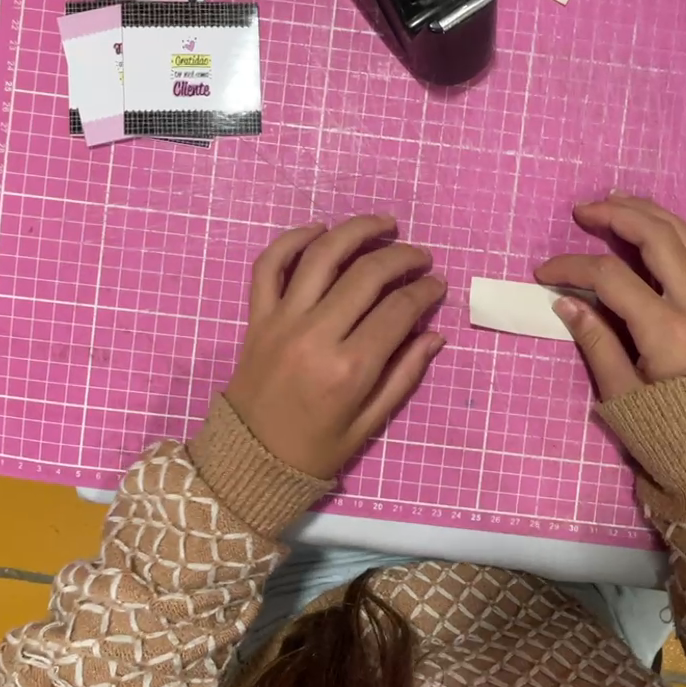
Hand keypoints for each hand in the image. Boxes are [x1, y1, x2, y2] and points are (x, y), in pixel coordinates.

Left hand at [224, 215, 447, 477]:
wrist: (248, 462)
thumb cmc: (315, 450)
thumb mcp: (369, 425)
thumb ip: (404, 376)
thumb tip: (434, 334)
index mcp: (349, 369)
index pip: (398, 311)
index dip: (425, 291)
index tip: (438, 284)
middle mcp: (316, 335)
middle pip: (366, 274)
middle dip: (402, 257)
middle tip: (421, 256)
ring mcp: (282, 321)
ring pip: (321, 256)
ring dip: (356, 231)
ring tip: (383, 224)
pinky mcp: (256, 317)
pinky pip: (270, 266)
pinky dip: (293, 240)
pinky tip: (320, 231)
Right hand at [536, 193, 685, 400]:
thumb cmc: (669, 432)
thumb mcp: (621, 395)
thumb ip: (595, 342)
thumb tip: (566, 301)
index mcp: (667, 331)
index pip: (612, 278)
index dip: (573, 266)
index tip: (545, 272)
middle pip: (658, 238)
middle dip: (618, 215)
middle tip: (584, 210)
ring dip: (651, 213)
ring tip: (618, 202)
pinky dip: (678, 233)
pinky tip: (658, 227)